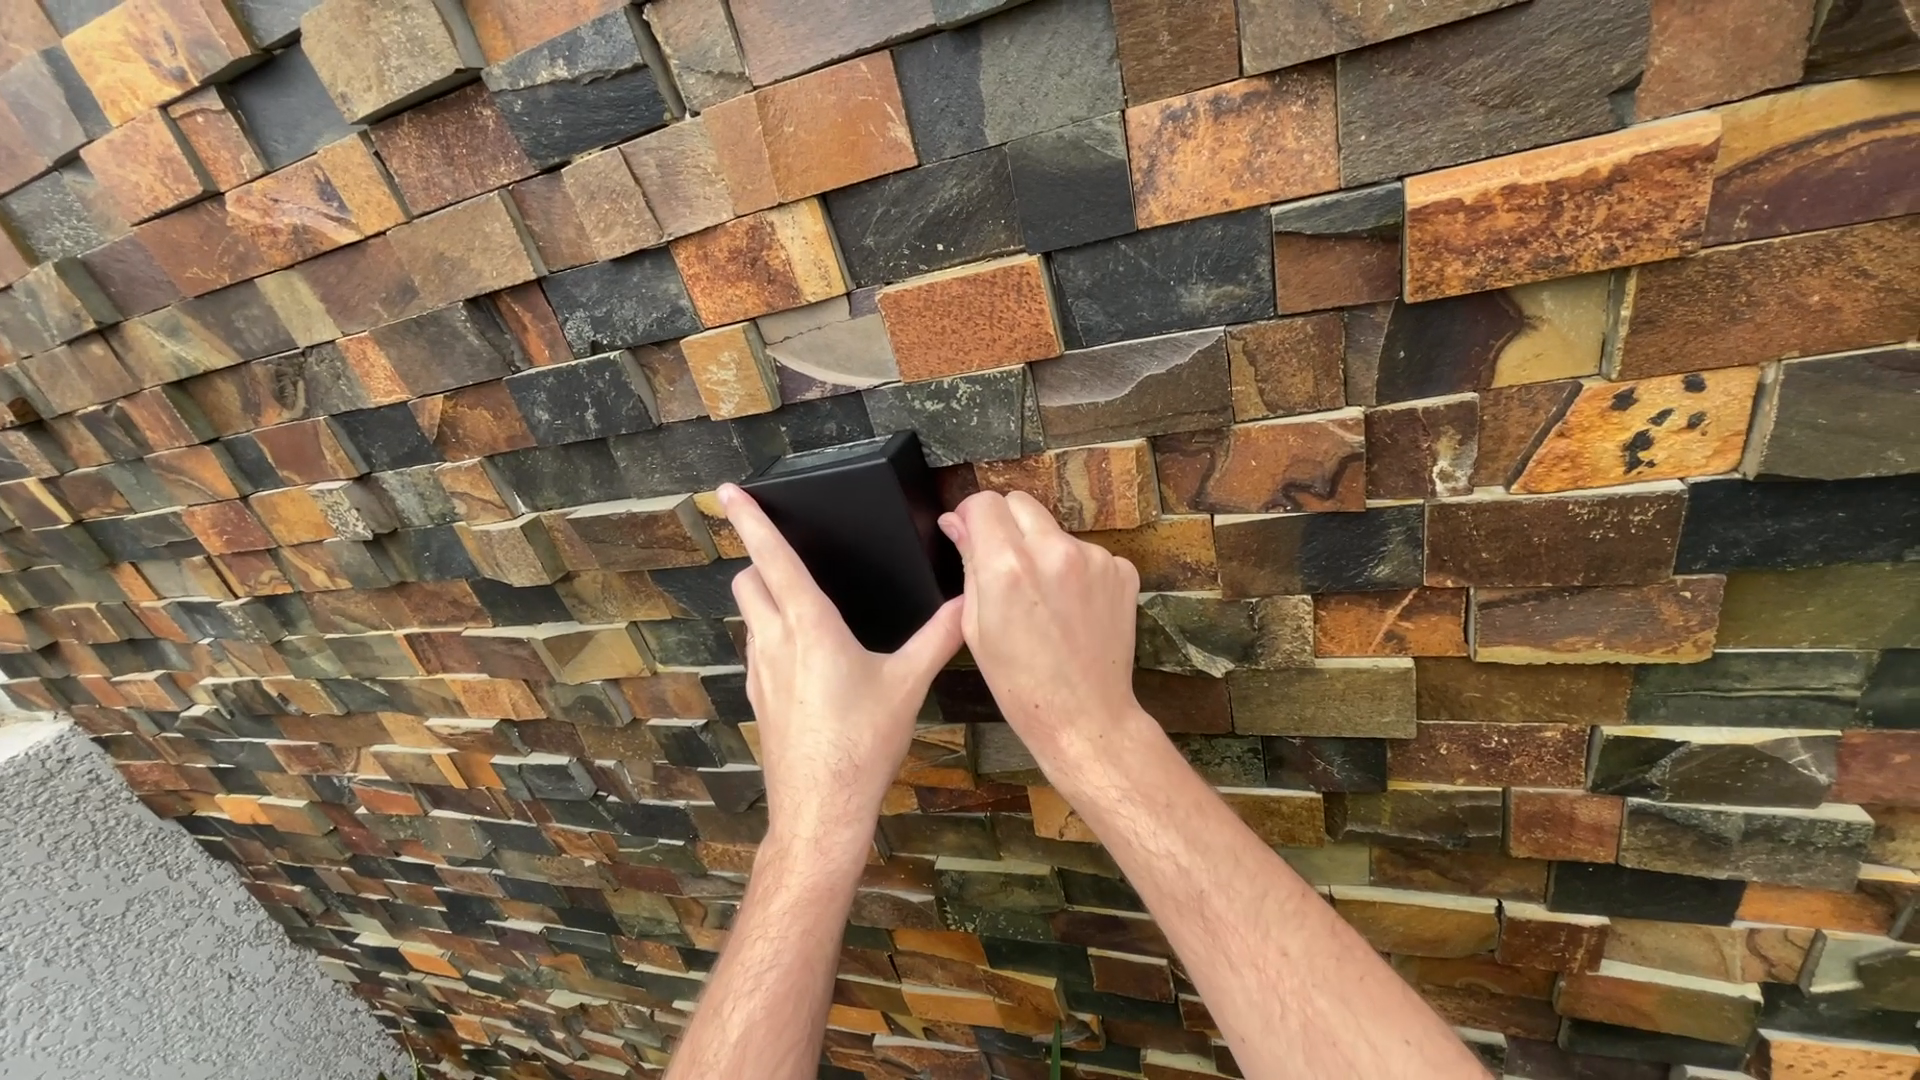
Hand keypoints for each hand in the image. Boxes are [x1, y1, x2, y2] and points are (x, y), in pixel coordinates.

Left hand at [719, 484, 962, 854]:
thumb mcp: (908, 684)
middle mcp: (775, 640)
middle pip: (748, 580)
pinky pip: (756, 648)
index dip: (750, 519)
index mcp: (810, 625)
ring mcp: (760, 671)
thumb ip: (940, 637)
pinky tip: (804, 654)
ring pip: (748, 614)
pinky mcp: (758, 697)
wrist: (820, 809)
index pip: (772, 557)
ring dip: (764, 596)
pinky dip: (770, 633)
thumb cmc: (863, 744)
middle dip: (759, 557)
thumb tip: (968, 604)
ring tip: (801, 600)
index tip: (729, 491)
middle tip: (786, 552)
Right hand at [938, 491, 1147, 766]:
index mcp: (1007, 566)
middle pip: (1020, 503)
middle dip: (1006, 525)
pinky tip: (1073, 607)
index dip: (972, 517)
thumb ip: (968, 563)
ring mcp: (1094, 559)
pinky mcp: (1121, 571)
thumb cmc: (1020, 683)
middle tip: (1006, 567)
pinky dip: (1076, 570)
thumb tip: (955, 522)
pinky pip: (1087, 552)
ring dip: (1043, 549)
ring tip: (1044, 598)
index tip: (972, 535)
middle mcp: (1053, 552)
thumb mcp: (975, 626)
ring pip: (1054, 529)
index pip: (984, 502)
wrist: (1084, 716)